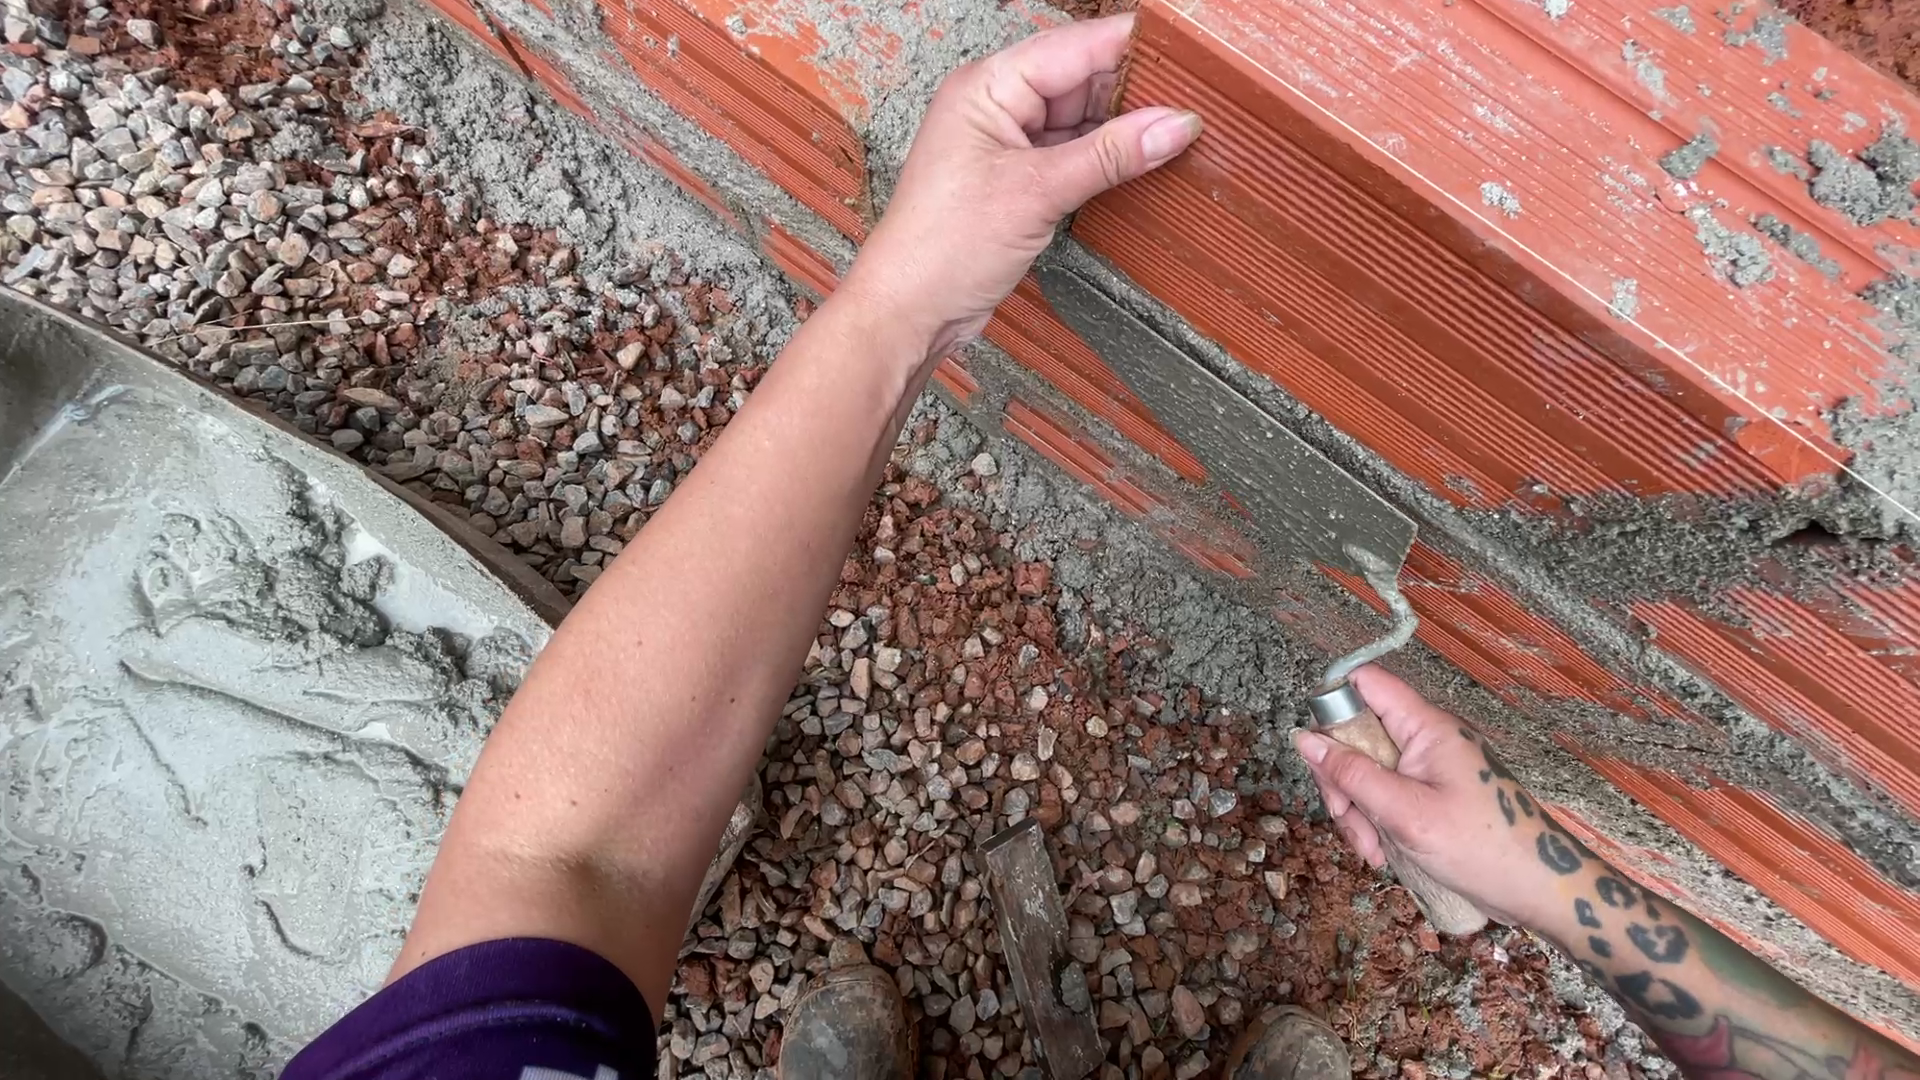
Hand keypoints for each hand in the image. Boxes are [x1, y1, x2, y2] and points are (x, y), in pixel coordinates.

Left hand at [838, 14, 1201, 361]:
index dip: (1129, 50)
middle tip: (1187, 108)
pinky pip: (1065, 165)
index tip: (1185, 58)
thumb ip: (1107, 157)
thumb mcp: (1035, 193)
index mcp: (987, 87)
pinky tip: (1132, 172)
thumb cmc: (944, 247)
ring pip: (1075, 129)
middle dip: (1128, 97)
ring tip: (1171, 139)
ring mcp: (1003, 154)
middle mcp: (995, 112)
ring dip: (1115, 138)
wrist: (910, 311)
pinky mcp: (1011, 192)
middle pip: (1077, 85)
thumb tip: (1173, 124)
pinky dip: (1096, 169)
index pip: (1073, 48)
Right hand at [1292, 666, 1579, 928]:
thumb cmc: (1483, 849)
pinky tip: (1382, 852)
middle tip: (1346, 816)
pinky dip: (1373, 819)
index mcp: (1425, 727)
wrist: (1547, 898)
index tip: (1318, 747)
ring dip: (1355, 806)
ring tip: (1370, 849)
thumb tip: (1303, 739)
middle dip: (1340, 777)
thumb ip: (1351, 774)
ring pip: (1364, 768)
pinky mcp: (1428, 793)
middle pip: (1355, 733)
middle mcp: (1423, 738)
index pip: (1366, 682)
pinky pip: (1382, 791)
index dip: (1332, 700)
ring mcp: (1426, 767)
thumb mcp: (1406, 813)